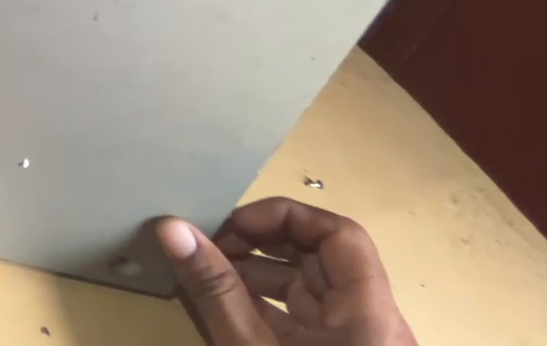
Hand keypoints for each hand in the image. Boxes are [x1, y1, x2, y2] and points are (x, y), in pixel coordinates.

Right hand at [156, 197, 416, 345]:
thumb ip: (214, 288)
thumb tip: (172, 225)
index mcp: (370, 317)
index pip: (338, 234)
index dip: (283, 217)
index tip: (230, 229)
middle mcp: (375, 328)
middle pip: (320, 259)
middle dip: (257, 246)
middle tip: (207, 252)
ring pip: (309, 291)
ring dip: (254, 277)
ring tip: (205, 285)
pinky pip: (304, 323)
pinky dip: (263, 310)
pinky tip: (223, 318)